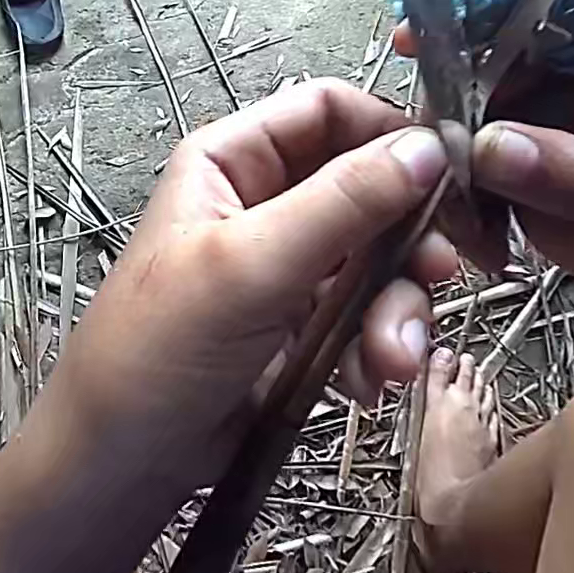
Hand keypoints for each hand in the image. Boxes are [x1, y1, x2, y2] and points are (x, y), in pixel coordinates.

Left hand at [49, 80, 456, 489]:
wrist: (125, 460)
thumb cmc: (160, 347)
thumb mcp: (249, 265)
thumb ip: (341, 203)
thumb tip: (427, 149)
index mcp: (235, 160)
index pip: (327, 112)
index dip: (389, 132)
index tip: (449, 173)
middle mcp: (266, 200)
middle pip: (367, 186)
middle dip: (406, 236)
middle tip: (441, 272)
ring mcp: (289, 260)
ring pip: (377, 256)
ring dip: (397, 306)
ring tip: (391, 358)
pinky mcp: (306, 317)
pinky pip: (367, 310)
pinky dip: (379, 344)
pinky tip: (366, 381)